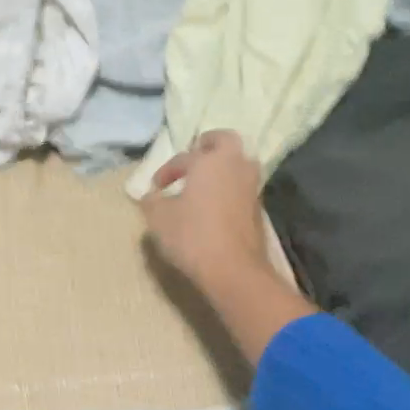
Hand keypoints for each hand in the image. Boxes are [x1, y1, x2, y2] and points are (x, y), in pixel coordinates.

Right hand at [138, 130, 271, 291]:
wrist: (232, 267)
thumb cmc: (191, 236)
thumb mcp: (159, 219)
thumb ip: (152, 202)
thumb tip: (151, 196)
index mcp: (209, 161)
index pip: (184, 157)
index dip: (166, 170)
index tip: (155, 187)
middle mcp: (235, 165)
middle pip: (224, 142)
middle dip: (208, 145)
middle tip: (195, 155)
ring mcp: (251, 185)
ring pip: (236, 164)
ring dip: (220, 169)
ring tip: (203, 185)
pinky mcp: (257, 207)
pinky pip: (240, 187)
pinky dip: (227, 189)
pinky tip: (214, 206)